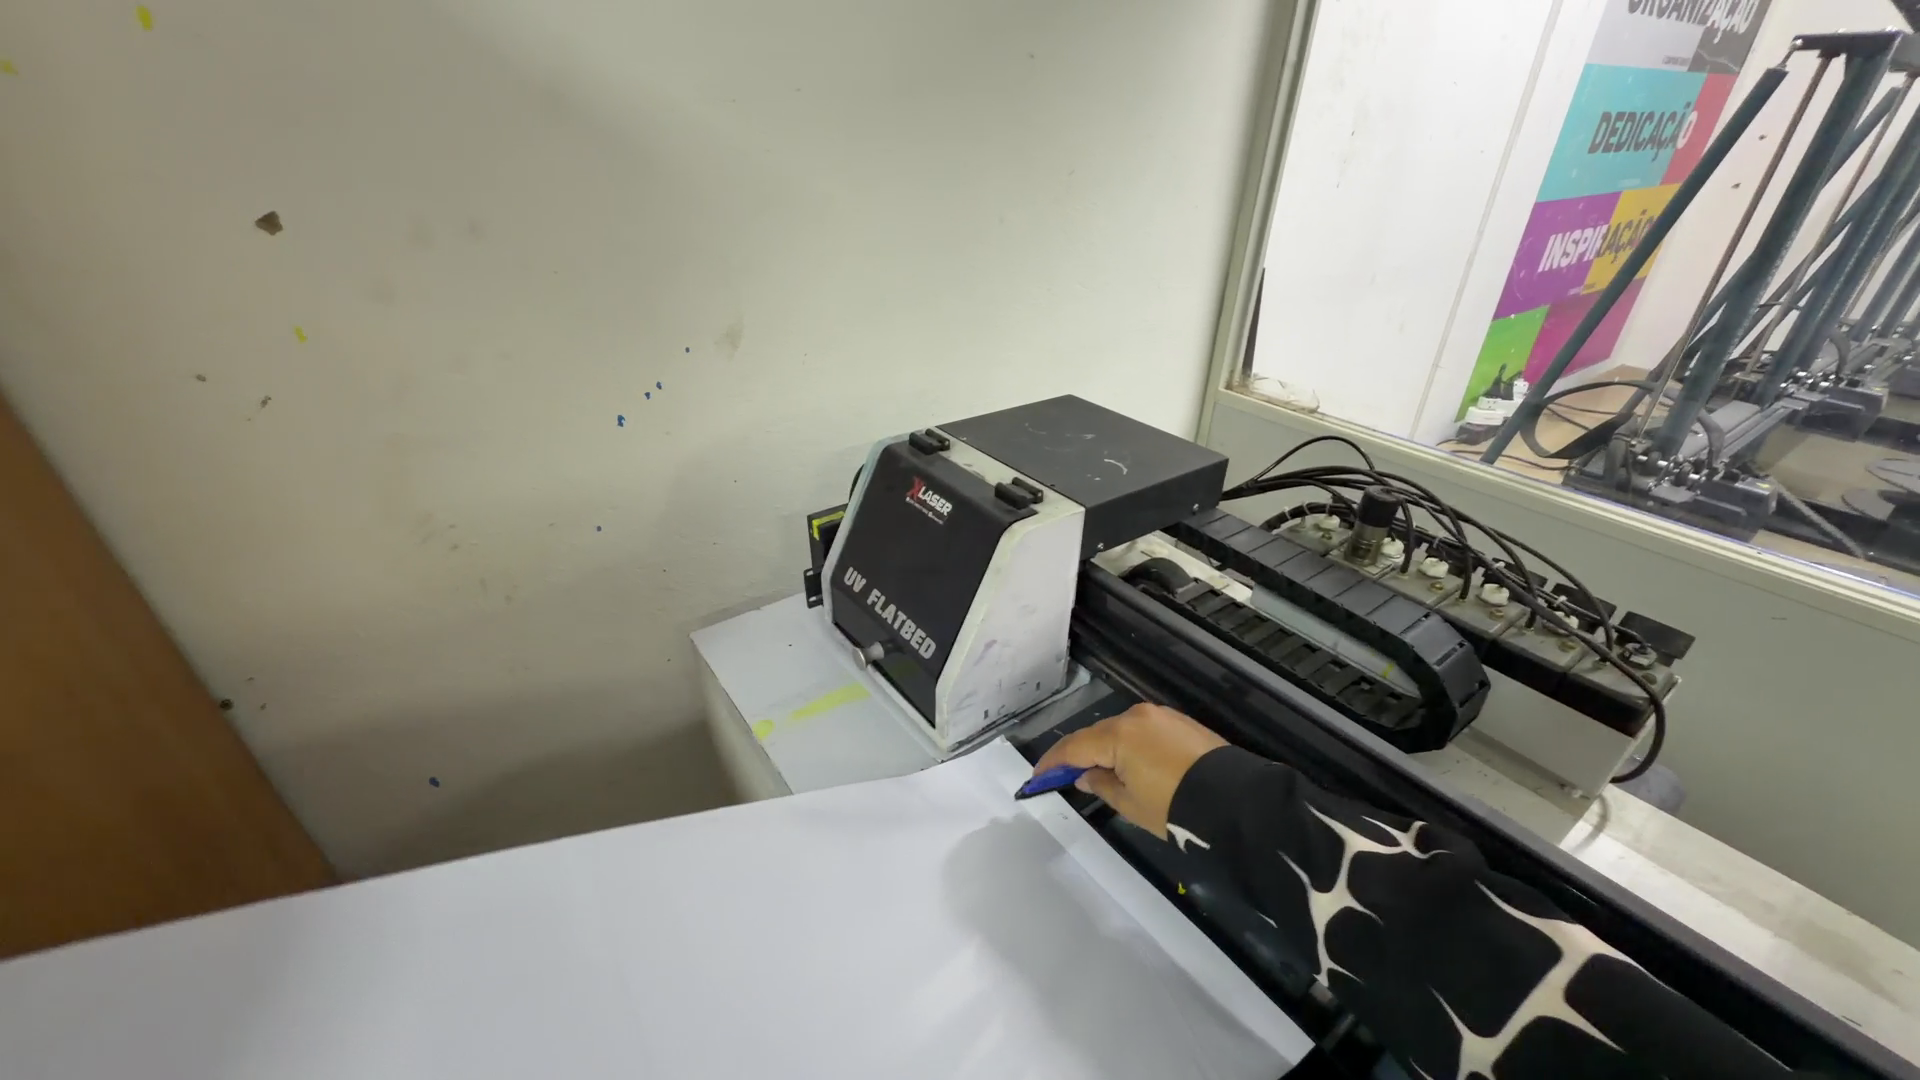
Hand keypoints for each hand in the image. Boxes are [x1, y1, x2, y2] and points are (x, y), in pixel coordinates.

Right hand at [1029, 703, 1225, 838]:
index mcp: (1119, 735)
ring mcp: (1160, 716)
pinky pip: (1143, 732)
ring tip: (1097, 773)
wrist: (1236, 800)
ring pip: (1121, 731)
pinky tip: (1127, 763)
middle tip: (1064, 776)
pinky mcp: (1180, 723)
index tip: (1038, 776)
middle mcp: (1136, 717)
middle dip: (1079, 755)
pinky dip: (1129, 746)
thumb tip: (1088, 776)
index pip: (1074, 747)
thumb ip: (1102, 786)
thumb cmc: (1176, 806)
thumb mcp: (1132, 805)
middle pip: (1097, 735)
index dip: (1053, 762)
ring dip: (1106, 750)